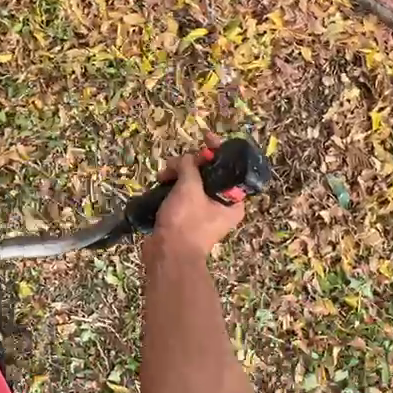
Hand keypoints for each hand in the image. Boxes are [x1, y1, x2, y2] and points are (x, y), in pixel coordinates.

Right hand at [146, 139, 245, 263]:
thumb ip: (190, 166)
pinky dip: (171, 187)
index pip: (230, 168)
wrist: (167, 255)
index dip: (219, 151)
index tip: (206, 137)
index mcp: (233, 202)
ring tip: (162, 177)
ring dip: (177, 175)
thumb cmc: (185, 222)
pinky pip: (181, 194)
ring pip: (192, 183)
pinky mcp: (185, 217)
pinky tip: (159, 185)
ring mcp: (202, 212)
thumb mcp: (189, 188)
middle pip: (208, 173)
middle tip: (175, 164)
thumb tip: (185, 160)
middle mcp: (221, 206)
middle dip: (190, 164)